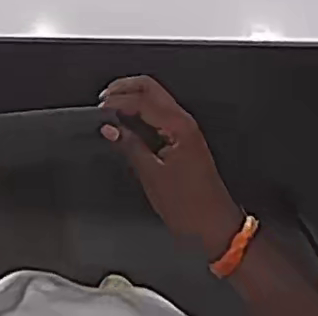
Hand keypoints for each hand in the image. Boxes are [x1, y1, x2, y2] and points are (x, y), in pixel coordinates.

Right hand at [100, 76, 244, 251]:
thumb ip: (130, 146)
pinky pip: (158, 110)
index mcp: (179, 127)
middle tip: (104, 99)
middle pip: (149, 87)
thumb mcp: (154, 176)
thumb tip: (109, 128)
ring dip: (131, 96)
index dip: (118, 102)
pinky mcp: (182, 136)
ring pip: (154, 95)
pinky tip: (126, 119)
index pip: (142, 101)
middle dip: (124, 88)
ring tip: (110, 107)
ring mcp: (184, 127)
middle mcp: (183, 121)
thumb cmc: (190, 207)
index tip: (100, 109)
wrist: (218, 230)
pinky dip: (139, 108)